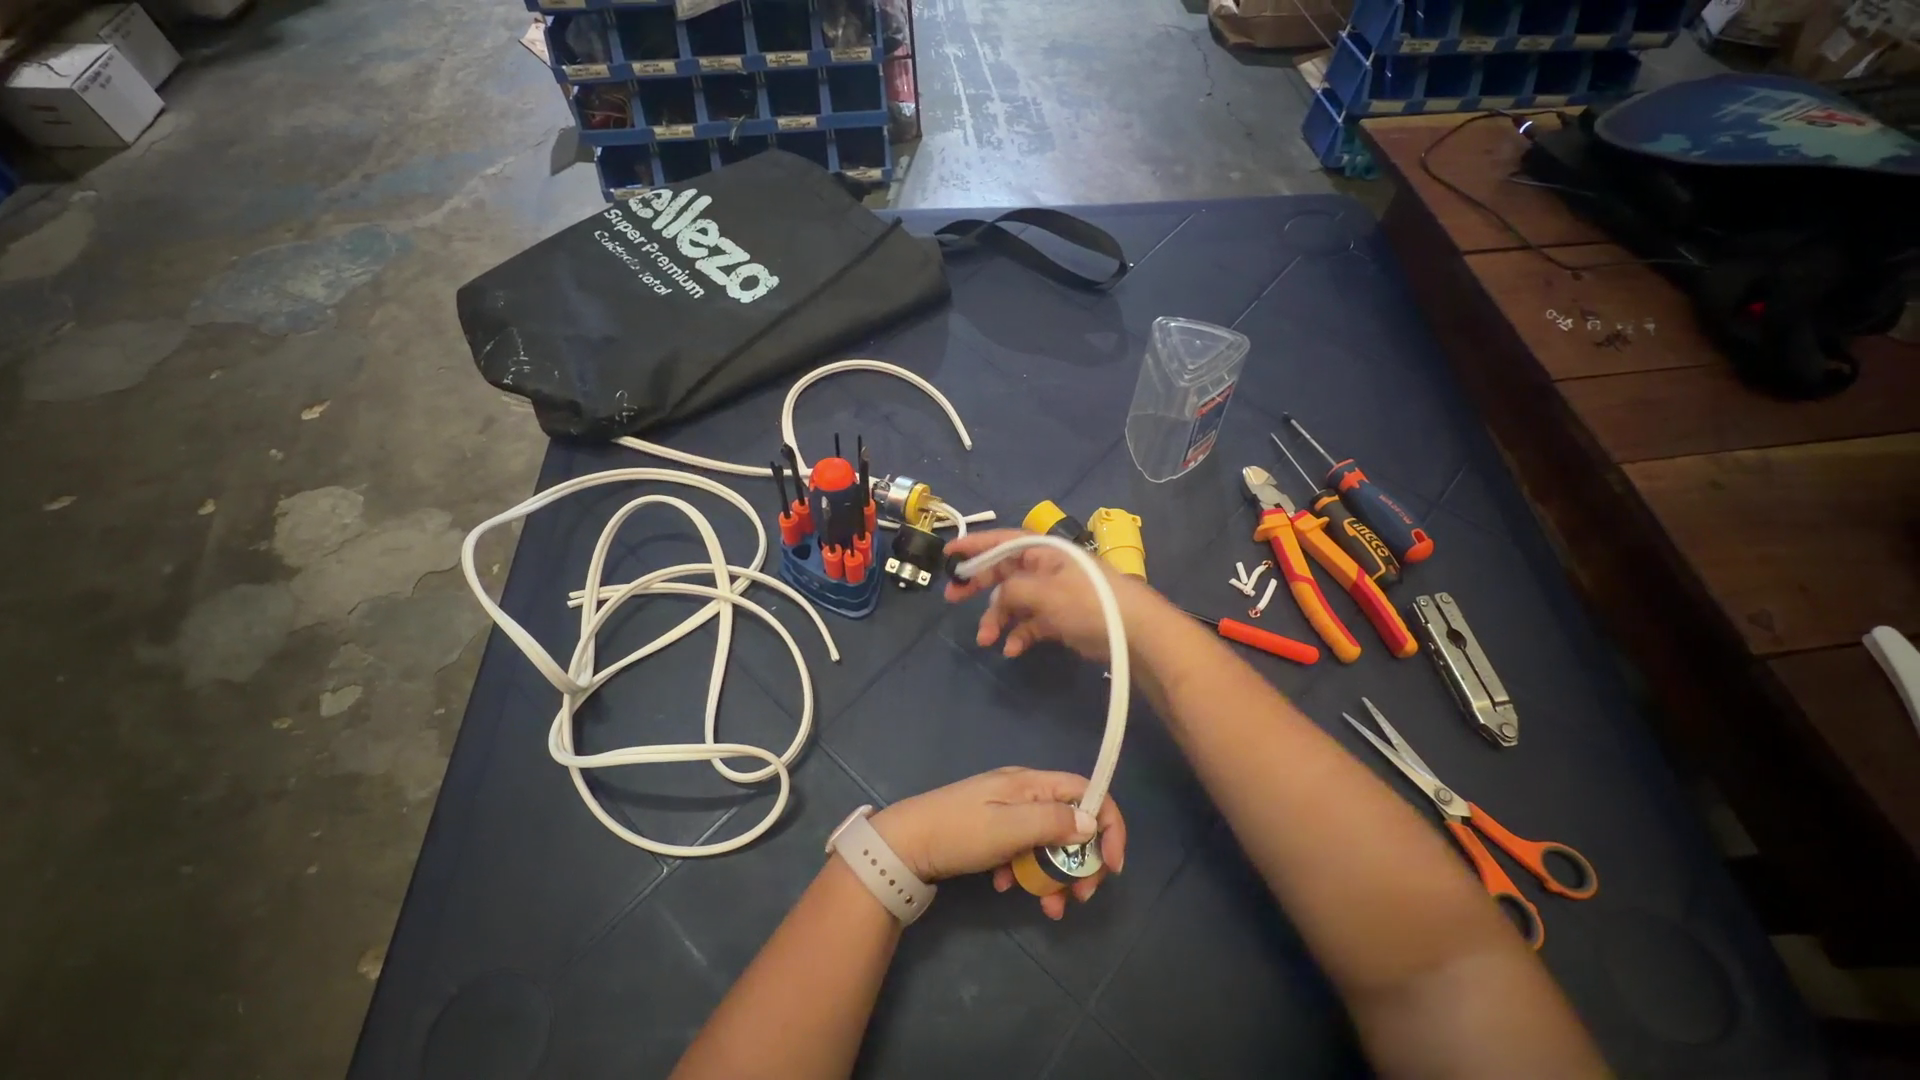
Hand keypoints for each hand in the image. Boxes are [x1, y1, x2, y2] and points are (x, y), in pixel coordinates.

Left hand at [871, 767, 1126, 920]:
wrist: (903, 844)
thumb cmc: (957, 832)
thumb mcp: (1007, 829)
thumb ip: (1052, 822)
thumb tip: (1092, 822)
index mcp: (1030, 783)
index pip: (1087, 791)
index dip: (1108, 825)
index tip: (1112, 866)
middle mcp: (1023, 792)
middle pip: (1072, 821)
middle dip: (1082, 861)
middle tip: (1080, 896)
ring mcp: (1006, 812)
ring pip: (1048, 842)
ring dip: (1055, 875)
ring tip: (1048, 908)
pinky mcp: (992, 832)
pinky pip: (1023, 851)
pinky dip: (1025, 872)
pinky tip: (1006, 888)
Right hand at [943, 530, 1157, 663]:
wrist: (1133, 633)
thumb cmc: (1088, 603)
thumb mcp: (1045, 591)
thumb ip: (1012, 589)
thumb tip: (998, 595)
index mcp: (1044, 553)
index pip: (1002, 542)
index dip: (974, 546)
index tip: (948, 554)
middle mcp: (1046, 570)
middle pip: (1004, 573)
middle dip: (978, 586)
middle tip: (951, 598)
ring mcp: (1054, 595)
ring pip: (1014, 603)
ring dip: (997, 620)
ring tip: (986, 640)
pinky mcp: (1061, 620)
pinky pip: (1030, 624)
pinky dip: (1019, 635)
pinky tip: (1012, 650)